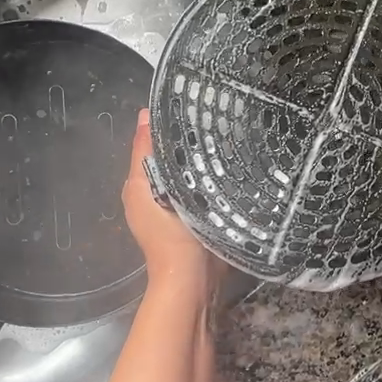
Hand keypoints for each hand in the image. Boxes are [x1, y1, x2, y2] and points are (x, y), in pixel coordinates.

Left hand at [124, 109, 216, 290]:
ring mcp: (190, 203)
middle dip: (196, 139)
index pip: (156, 144)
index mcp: (143, 185)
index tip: (193, 104)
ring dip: (212, 156)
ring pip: (200, 169)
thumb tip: (143, 115)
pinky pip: (217, 185)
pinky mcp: (212, 213)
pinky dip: (223, 175)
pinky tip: (238, 161)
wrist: (195, 277)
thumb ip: (144, 154)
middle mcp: (165, 191)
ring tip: (233, 132)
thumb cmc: (166, 234)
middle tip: (220, 116)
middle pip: (181, 156)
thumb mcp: (146, 188)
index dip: (171, 125)